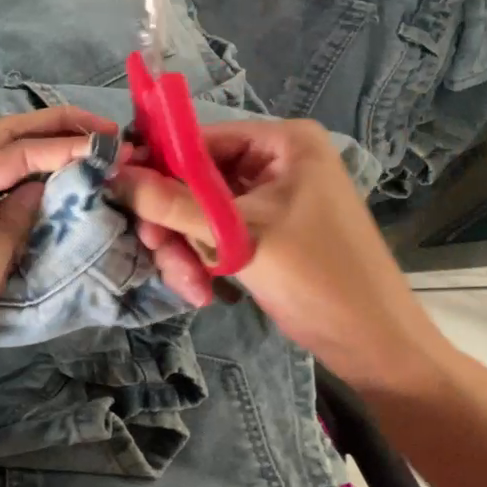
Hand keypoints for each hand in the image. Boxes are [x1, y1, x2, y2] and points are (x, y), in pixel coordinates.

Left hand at [0, 107, 119, 410]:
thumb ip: (8, 230)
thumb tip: (41, 188)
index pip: (8, 157)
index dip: (57, 146)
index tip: (106, 146)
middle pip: (2, 145)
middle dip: (51, 130)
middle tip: (106, 130)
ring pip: (4, 168)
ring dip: (45, 152)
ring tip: (95, 149)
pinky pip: (2, 200)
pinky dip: (35, 187)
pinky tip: (64, 187)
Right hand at [114, 119, 446, 394]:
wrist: (373, 345)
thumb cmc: (318, 277)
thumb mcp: (236, 236)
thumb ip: (171, 203)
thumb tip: (113, 175)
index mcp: (283, 143)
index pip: (196, 140)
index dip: (155, 169)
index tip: (122, 198)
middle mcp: (275, 161)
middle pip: (191, 179)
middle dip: (172, 224)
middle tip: (157, 251)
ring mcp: (268, 197)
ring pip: (195, 211)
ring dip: (183, 249)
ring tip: (190, 284)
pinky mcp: (262, 230)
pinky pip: (211, 233)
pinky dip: (201, 259)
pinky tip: (203, 289)